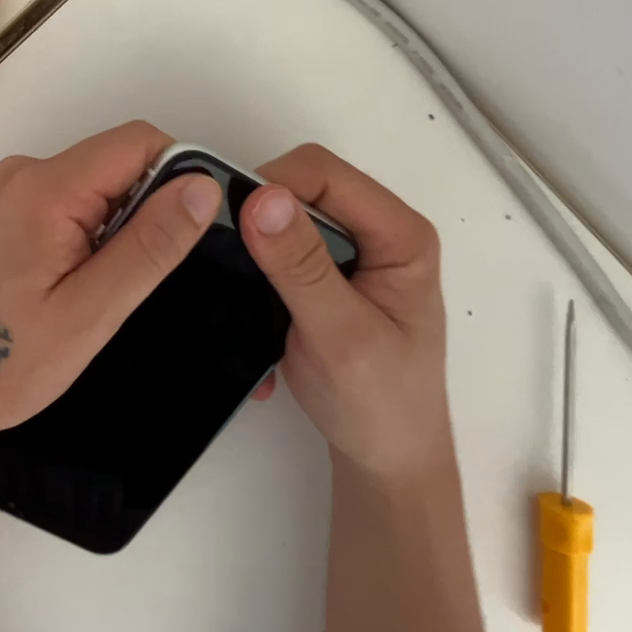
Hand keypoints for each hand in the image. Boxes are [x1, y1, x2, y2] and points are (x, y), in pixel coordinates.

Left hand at [0, 121, 222, 468]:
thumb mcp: (88, 312)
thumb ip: (149, 246)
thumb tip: (202, 187)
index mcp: (45, 188)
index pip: (139, 142)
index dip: (181, 174)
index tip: (194, 230)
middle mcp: (22, 175)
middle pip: (115, 162)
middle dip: (148, 209)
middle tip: (141, 280)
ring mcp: (6, 194)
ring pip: (92, 187)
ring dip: (116, 227)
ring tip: (102, 292)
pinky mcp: (0, 216)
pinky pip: (63, 204)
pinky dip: (86, 235)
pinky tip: (72, 287)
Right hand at [242, 144, 452, 480]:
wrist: (385, 457)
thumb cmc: (379, 403)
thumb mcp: (339, 335)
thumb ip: (301, 267)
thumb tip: (263, 199)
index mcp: (399, 235)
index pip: (323, 174)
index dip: (272, 186)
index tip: (233, 224)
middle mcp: (376, 231)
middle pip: (301, 185)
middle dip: (258, 213)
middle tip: (231, 257)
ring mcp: (349, 251)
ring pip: (282, 212)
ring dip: (253, 240)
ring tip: (238, 281)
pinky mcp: (323, 271)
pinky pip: (276, 242)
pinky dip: (255, 262)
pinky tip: (248, 297)